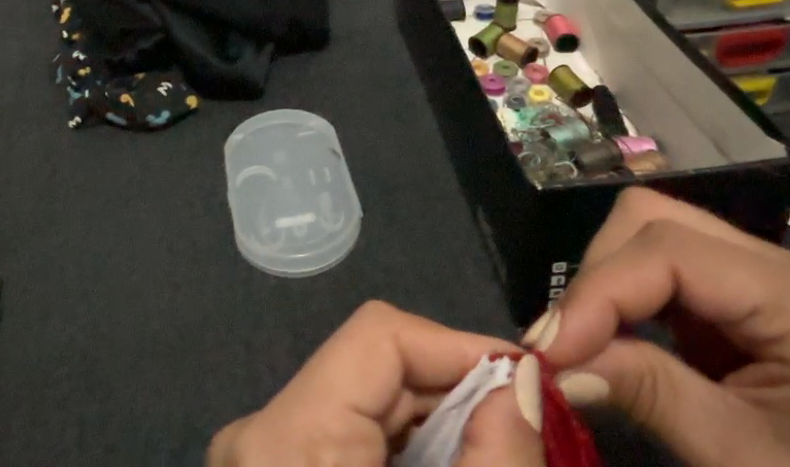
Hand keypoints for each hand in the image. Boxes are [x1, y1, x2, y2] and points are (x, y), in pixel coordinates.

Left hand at [207, 301, 542, 465]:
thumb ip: (492, 456)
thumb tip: (524, 379)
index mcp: (288, 435)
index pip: (382, 334)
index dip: (462, 347)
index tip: (532, 384)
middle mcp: (259, 430)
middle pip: (376, 368)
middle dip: (457, 395)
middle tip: (523, 433)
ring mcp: (258, 454)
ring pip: (366, 405)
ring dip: (435, 428)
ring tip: (485, 456)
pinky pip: (346, 437)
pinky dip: (402, 452)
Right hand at [524, 187, 789, 466]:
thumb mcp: (747, 462)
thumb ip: (651, 394)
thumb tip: (549, 362)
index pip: (672, 250)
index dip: (599, 290)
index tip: (547, 349)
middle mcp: (787, 271)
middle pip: (659, 220)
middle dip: (600, 277)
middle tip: (564, 348)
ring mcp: (766, 285)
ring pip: (654, 236)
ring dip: (608, 286)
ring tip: (582, 348)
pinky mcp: (744, 308)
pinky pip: (666, 275)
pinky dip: (627, 302)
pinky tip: (614, 345)